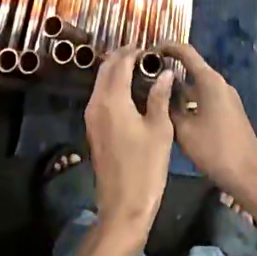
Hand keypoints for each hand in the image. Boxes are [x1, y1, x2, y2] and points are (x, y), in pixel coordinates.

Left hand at [85, 48, 175, 228]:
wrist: (123, 206)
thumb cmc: (146, 167)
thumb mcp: (159, 130)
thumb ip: (159, 97)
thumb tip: (165, 73)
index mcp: (112, 99)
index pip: (120, 64)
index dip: (133, 52)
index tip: (148, 49)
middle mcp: (96, 103)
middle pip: (106, 69)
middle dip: (122, 57)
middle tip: (142, 54)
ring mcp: (91, 116)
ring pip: (101, 81)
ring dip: (116, 70)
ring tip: (138, 68)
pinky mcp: (92, 128)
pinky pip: (100, 95)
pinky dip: (112, 85)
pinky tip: (129, 90)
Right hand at [162, 42, 256, 204]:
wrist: (250, 176)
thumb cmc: (215, 150)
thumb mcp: (184, 130)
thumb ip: (169, 107)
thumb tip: (158, 92)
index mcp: (210, 81)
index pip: (185, 51)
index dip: (166, 47)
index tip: (147, 52)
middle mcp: (219, 84)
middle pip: (191, 68)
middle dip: (168, 71)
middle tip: (145, 78)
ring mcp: (226, 98)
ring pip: (196, 86)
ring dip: (178, 89)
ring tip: (155, 97)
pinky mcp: (228, 112)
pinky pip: (204, 98)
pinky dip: (188, 101)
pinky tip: (173, 115)